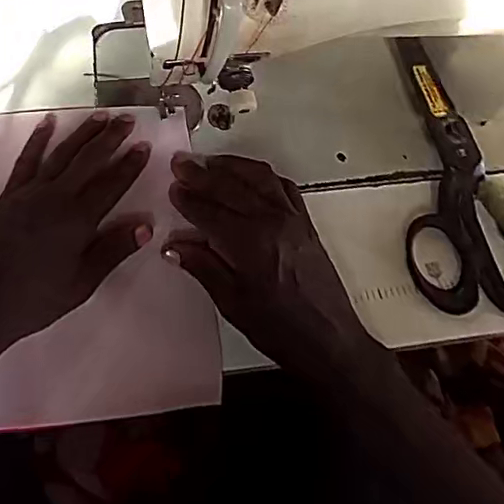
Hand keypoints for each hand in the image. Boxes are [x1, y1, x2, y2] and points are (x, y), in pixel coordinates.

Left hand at [0, 112, 154, 349]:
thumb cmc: (36, 299)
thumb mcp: (82, 283)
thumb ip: (113, 250)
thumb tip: (146, 226)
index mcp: (78, 219)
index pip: (112, 184)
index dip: (130, 164)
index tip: (144, 146)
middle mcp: (57, 197)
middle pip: (90, 160)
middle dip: (111, 138)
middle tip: (128, 119)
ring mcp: (31, 191)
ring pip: (63, 153)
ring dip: (83, 133)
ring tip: (101, 116)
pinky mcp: (11, 192)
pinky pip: (28, 158)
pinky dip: (39, 138)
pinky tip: (48, 122)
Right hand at [164, 154, 378, 376]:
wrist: (331, 342)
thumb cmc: (282, 329)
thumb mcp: (232, 303)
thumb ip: (202, 267)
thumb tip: (174, 246)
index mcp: (250, 243)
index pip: (209, 210)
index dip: (187, 199)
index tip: (172, 189)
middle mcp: (272, 221)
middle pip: (229, 186)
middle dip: (201, 174)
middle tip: (180, 164)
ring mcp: (291, 217)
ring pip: (256, 176)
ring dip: (229, 165)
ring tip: (208, 162)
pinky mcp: (305, 220)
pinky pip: (281, 185)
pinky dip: (261, 174)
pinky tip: (248, 175)